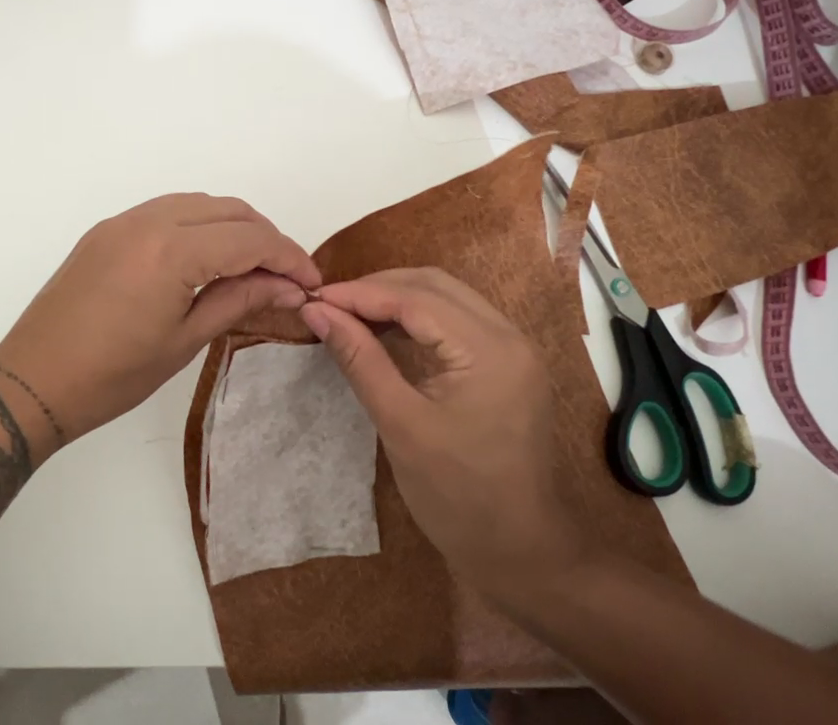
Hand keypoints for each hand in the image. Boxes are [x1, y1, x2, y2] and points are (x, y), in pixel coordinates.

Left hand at [0, 194, 321, 444]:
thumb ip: (239, 301)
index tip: (311, 282)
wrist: (33, 382)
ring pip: (196, 204)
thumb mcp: (185, 340)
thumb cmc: (113, 375)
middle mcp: (147, 221)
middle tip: (284, 276)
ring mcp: (121, 222)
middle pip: (227, 209)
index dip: (288, 258)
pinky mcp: (104, 232)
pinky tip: (205, 260)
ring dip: (231, 226)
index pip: (249, 239)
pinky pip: (165, 212)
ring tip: (250, 268)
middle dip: (264, 237)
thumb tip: (288, 287)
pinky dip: (197, 226)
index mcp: (171, 251)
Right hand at [299, 268, 586, 605]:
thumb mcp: (400, 424)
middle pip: (435, 285)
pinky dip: (419, 318)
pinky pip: (458, 321)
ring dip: (398, 298)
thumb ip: (359, 359)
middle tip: (330, 307)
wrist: (522, 552)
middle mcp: (509, 335)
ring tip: (351, 316)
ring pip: (448, 298)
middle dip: (378, 288)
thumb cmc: (457, 496)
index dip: (360, 294)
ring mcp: (514, 349)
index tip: (315, 301)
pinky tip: (387, 332)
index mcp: (489, 349)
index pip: (416, 298)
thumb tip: (317, 313)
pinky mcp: (508, 365)